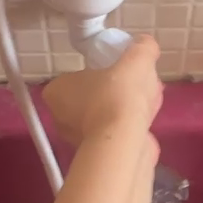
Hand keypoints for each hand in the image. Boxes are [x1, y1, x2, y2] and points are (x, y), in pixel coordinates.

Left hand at [40, 36, 161, 143]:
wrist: (124, 139)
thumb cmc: (118, 94)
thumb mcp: (135, 59)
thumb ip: (142, 48)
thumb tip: (146, 45)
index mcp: (56, 92)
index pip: (73, 78)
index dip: (95, 74)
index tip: (114, 72)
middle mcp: (60, 119)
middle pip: (88, 100)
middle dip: (110, 95)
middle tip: (132, 89)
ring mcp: (77, 142)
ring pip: (102, 120)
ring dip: (120, 114)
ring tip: (143, 107)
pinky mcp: (97, 157)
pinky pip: (112, 137)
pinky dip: (125, 132)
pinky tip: (142, 126)